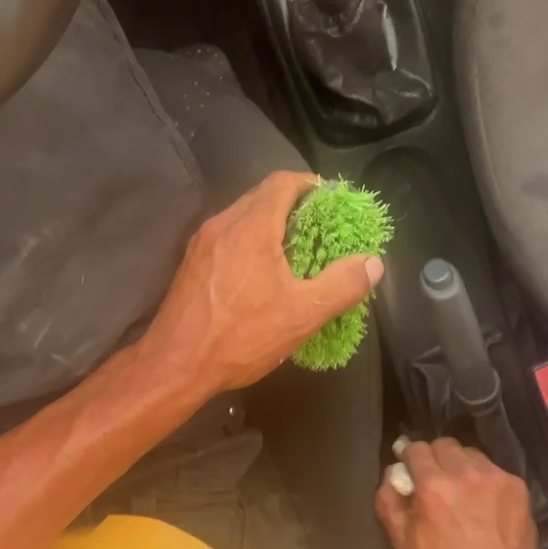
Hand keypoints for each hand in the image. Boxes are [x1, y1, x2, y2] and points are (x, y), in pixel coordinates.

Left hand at [143, 171, 382, 395]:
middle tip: (322, 226)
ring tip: (298, 249)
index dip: (310, 184)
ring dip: (272, 221)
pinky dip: (252, 238)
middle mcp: (224, 224)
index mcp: (252, 226)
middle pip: (263, 195)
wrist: (174, 366)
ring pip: (243, 214)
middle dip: (294, 203)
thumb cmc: (240, 336)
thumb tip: (373, 263)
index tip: (332, 200)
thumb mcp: (302, 314)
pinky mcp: (192, 262)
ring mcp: (204, 242)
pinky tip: (264, 270)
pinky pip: (229, 234)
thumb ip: (342, 285)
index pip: (282, 182)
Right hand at [375, 439, 544, 548]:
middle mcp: (464, 473)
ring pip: (471, 455)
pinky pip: (493, 471)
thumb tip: (392, 474)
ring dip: (462, 468)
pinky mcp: (517, 485)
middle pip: (444, 445)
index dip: (411, 458)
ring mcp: (495, 477)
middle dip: (436, 459)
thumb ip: (391, 504)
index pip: (416, 449)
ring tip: (464, 496)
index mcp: (433, 486)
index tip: (411, 471)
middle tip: (437, 484)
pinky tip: (486, 507)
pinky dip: (485, 482)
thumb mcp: (405, 547)